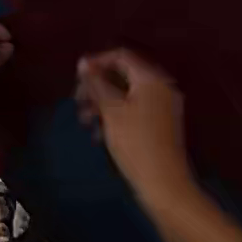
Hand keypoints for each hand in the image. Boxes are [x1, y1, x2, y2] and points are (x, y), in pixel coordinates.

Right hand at [75, 49, 194, 203]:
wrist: (165, 185)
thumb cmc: (135, 142)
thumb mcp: (110, 109)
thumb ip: (96, 82)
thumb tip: (83, 62)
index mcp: (151, 78)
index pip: (121, 56)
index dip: (97, 62)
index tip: (77, 76)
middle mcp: (160, 87)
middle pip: (123, 74)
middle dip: (97, 85)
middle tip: (78, 100)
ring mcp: (162, 106)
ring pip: (125, 93)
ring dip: (102, 102)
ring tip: (85, 121)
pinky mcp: (160, 124)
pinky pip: (134, 108)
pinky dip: (115, 114)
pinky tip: (99, 133)